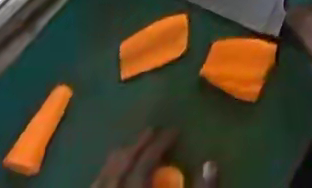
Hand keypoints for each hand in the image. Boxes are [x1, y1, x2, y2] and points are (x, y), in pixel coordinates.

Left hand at [92, 128, 215, 187]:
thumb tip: (211, 163)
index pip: (145, 163)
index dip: (160, 144)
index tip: (175, 131)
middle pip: (121, 167)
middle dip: (137, 146)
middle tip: (153, 130)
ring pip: (101, 181)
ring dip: (116, 161)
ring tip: (128, 148)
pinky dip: (101, 179)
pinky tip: (105, 176)